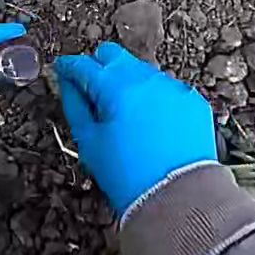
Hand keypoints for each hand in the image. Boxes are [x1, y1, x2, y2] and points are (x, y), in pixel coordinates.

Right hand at [56, 42, 215, 215]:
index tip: (62, 70)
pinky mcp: (192, 98)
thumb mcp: (90, 143)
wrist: (178, 199)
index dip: (69, 67)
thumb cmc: (128, 176)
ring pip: (141, 70)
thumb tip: (67, 83)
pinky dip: (155, 98)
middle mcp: (146, 77)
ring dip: (129, 83)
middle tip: (92, 90)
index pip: (84, 65)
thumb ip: (75, 106)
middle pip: (113, 54)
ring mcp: (172, 85)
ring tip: (125, 115)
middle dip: (99, 66)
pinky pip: (167, 88)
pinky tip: (152, 124)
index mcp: (116, 86)